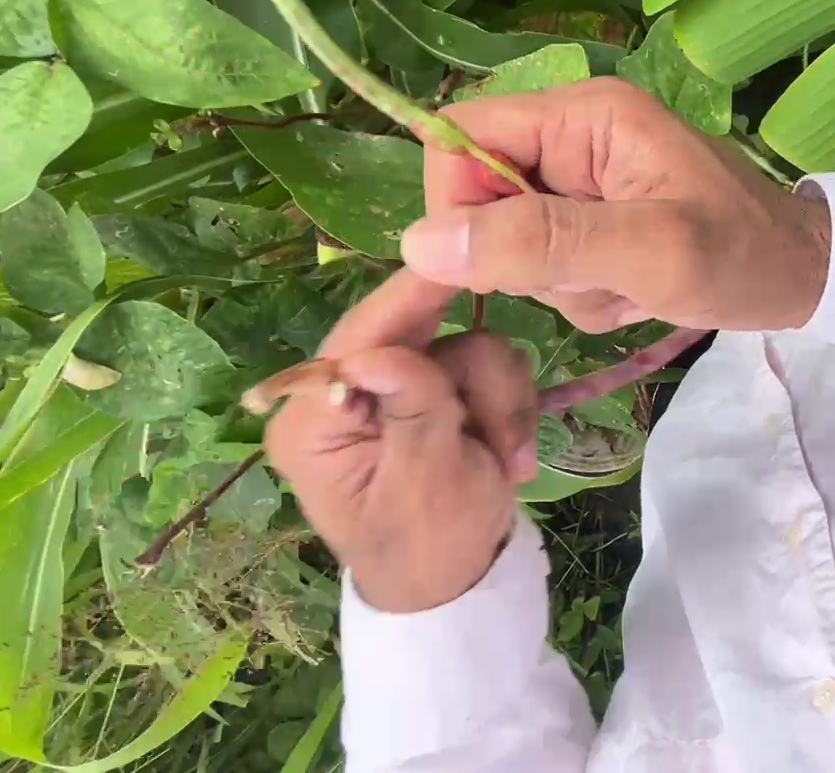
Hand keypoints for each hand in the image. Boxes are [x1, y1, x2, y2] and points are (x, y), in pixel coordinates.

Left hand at [262, 270, 537, 612]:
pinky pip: (497, 366)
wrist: (460, 576)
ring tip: (509, 460)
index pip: (364, 336)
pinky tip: (510, 453)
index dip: (415, 294)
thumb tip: (377, 353)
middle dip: (482, 387)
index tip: (465, 257)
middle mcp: (355, 390)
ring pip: (478, 349)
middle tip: (506, 439)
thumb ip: (411, 415)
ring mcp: (405, 387)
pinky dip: (515, 406)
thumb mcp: (424, 486)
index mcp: (318, 417)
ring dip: (506, 404)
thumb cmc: (429, 545)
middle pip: (432, 336)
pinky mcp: (444, 390)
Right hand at [399, 77, 831, 332]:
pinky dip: (588, 294)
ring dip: (565, 283)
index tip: (499, 262)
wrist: (805, 279)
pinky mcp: (604, 225)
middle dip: (529, 256)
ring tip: (631, 286)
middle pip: (486, 198)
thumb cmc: (744, 255)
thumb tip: (422, 241)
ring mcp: (592, 186)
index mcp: (588, 117)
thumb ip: (543, 241)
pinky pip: (556, 266)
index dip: (460, 203)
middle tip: (598, 276)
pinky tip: (638, 295)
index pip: (462, 137)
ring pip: (518, 242)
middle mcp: (581, 141)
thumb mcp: (649, 249)